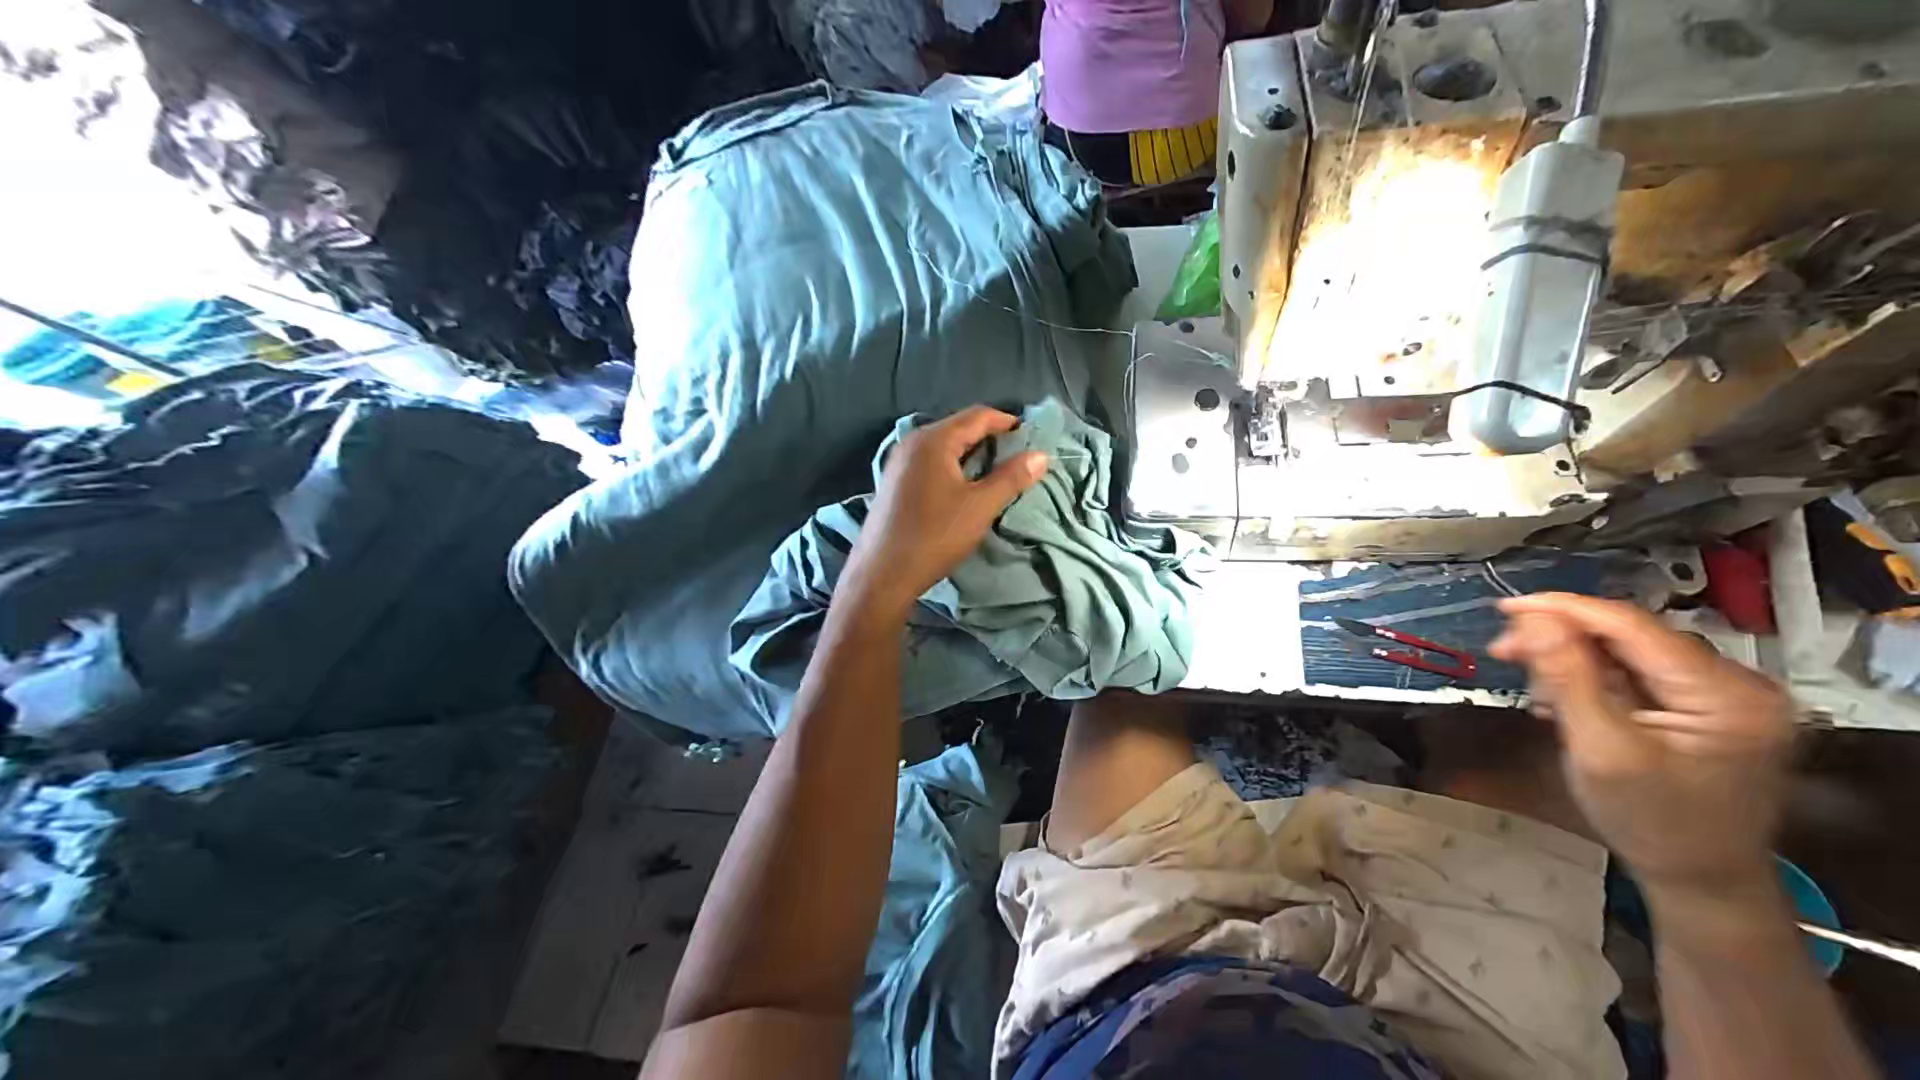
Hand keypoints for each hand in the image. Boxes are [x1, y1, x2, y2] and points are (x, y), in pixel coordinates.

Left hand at [839, 406, 1047, 617]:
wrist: (882, 574)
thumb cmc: (934, 536)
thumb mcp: (980, 507)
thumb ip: (1011, 477)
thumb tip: (1041, 455)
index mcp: (934, 440)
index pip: (978, 415)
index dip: (1007, 422)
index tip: (1031, 437)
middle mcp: (912, 442)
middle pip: (959, 427)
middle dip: (989, 437)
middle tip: (1017, 456)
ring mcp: (899, 462)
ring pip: (943, 446)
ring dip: (971, 454)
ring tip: (995, 472)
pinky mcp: (893, 482)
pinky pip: (930, 462)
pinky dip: (952, 466)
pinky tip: (963, 487)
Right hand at [1489, 593, 1795, 895]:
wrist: (1698, 877)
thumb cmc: (1651, 821)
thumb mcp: (1601, 749)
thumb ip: (1568, 678)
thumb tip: (1532, 618)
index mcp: (1725, 693)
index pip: (1632, 626)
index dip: (1564, 609)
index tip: (1503, 606)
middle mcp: (1735, 682)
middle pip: (1628, 635)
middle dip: (1560, 639)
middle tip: (1503, 652)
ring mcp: (1720, 694)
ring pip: (1624, 651)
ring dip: (1568, 660)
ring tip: (1534, 689)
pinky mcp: (1701, 705)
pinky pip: (1632, 672)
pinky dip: (1588, 678)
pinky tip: (1562, 700)